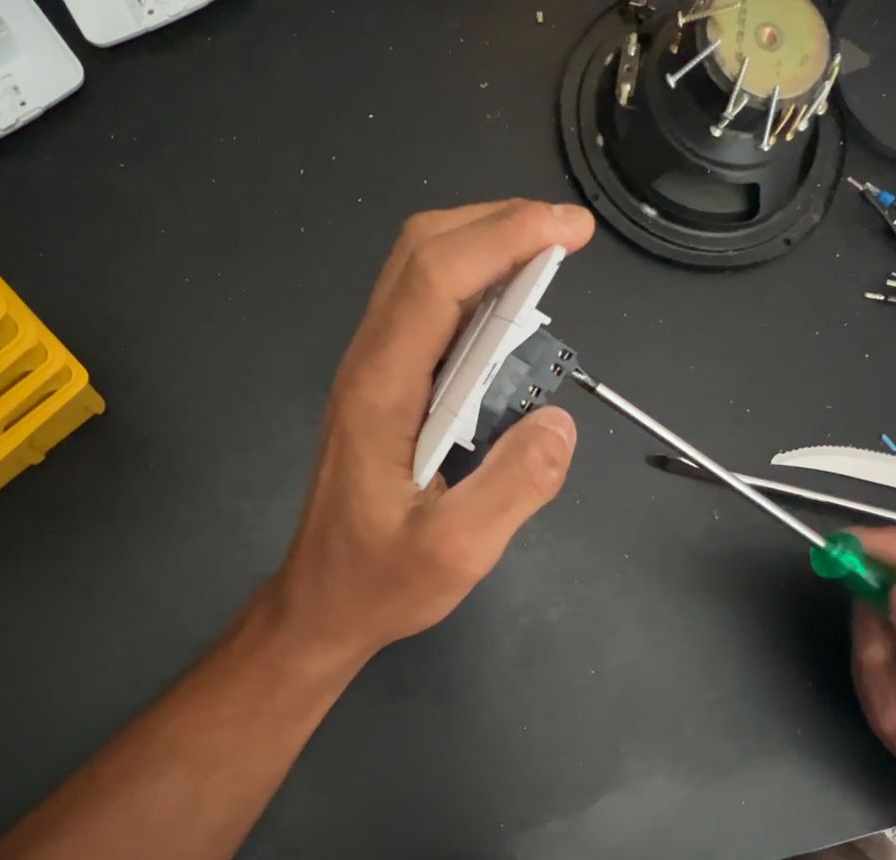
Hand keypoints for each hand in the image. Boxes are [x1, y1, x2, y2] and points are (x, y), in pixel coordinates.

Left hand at [263, 200, 596, 664]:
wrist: (323, 602)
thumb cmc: (379, 581)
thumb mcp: (454, 551)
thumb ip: (512, 488)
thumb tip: (560, 424)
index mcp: (381, 392)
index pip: (437, 280)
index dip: (505, 237)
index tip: (572, 232)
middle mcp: (368, 365)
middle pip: (419, 252)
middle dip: (496, 223)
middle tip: (568, 237)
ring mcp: (370, 373)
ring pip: (416, 272)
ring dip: (482, 246)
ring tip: (547, 261)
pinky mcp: (381, 388)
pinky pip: (423, 311)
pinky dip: (471, 286)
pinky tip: (509, 310)